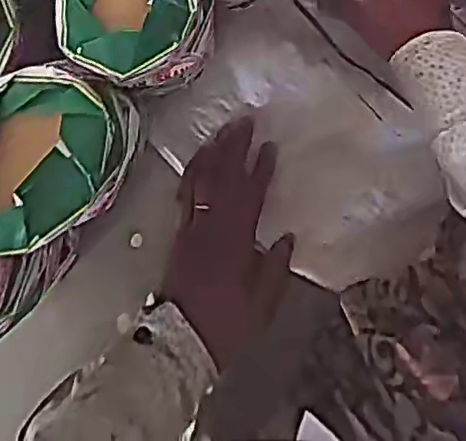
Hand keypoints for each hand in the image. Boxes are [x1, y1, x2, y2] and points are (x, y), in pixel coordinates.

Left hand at [160, 118, 294, 369]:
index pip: (251, 194)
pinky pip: (185, 194)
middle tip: (245, 121)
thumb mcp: (263, 302)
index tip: (269, 146)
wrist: (179, 343)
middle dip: (235, 147)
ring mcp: (192, 227)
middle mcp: (213, 225)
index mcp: (237, 238)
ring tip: (223, 131)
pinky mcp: (179, 233)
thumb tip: (286, 237)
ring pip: (203, 180)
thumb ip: (276, 267)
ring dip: (214, 153)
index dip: (261, 169)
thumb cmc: (227, 323)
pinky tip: (199, 159)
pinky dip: (192, 172)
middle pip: (224, 177)